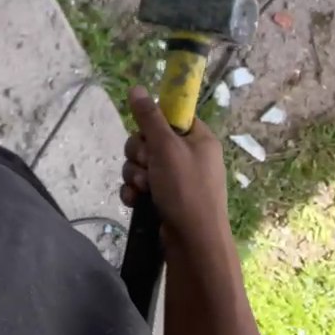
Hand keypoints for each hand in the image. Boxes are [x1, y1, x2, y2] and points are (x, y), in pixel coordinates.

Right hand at [121, 85, 232, 250]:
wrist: (194, 246)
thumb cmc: (186, 190)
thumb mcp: (166, 148)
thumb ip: (149, 117)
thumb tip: (137, 87)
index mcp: (199, 139)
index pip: (172, 115)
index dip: (154, 121)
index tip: (147, 132)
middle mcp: (190, 156)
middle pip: (150, 138)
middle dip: (139, 152)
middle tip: (145, 163)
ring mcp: (178, 179)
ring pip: (142, 161)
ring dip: (135, 173)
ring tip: (141, 187)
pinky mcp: (166, 198)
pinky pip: (141, 183)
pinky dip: (135, 189)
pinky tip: (134, 200)